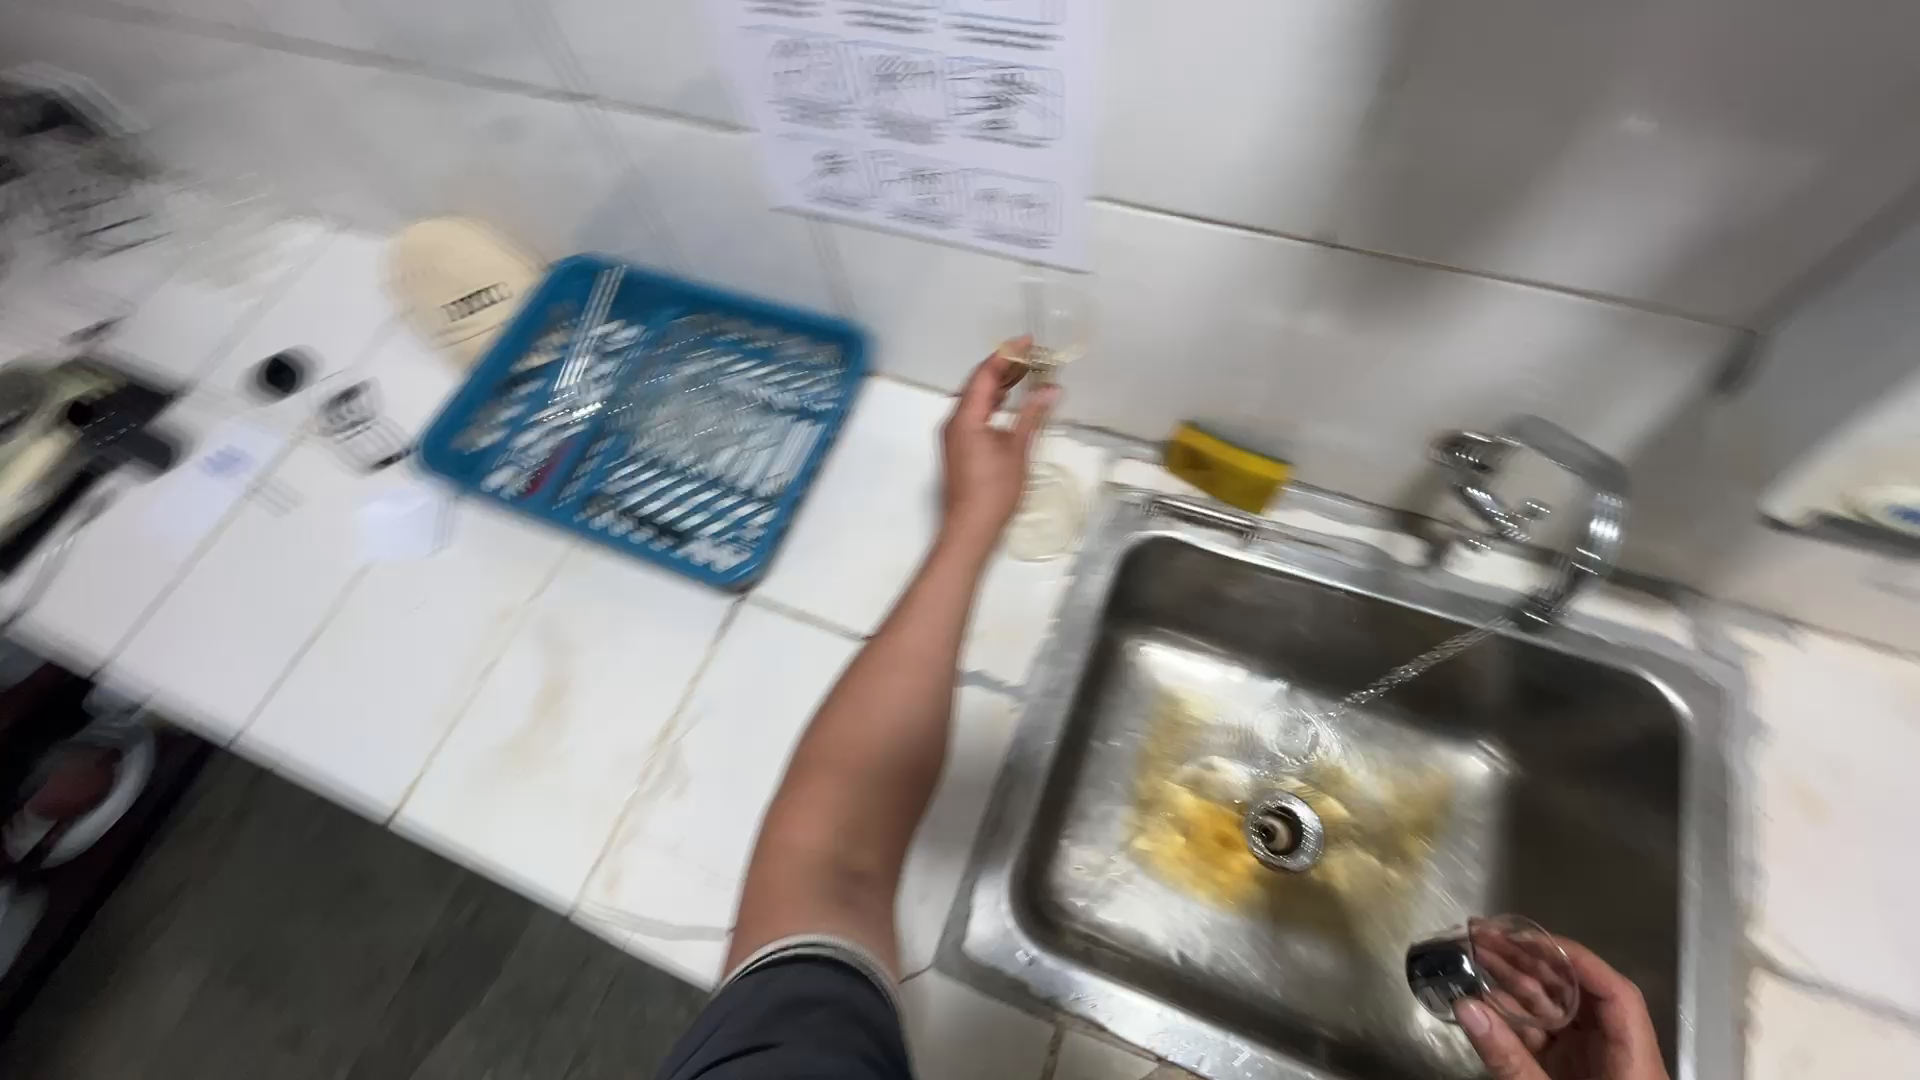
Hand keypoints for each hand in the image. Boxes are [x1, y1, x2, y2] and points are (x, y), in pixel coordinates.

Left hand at [938, 339, 1057, 550]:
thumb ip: (1032, 415)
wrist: (970, 528)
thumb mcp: (1017, 450)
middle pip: (977, 384)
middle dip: (1004, 368)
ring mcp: (953, 436)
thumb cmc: (994, 491)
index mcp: (965, 417)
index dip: (1007, 354)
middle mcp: (953, 422)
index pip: (984, 374)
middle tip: (1032, 358)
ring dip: (998, 386)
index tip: (1028, 342)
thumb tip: (1051, 390)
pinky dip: (992, 404)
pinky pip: (974, 415)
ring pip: (974, 400)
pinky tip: (1010, 404)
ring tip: (1026, 375)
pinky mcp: (958, 449)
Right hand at [1456, 938, 1668, 1079]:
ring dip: (1515, 980)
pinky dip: (1514, 1010)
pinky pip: (1546, 1032)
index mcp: (1633, 1064)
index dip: (1574, 959)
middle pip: (1579, 993)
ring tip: (1473, 954)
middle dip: (1528, 960)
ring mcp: (1596, 1065)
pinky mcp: (1574, 1075)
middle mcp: (1619, 1056)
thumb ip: (1509, 1060)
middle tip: (1481, 936)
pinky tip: (1483, 995)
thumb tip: (1464, 1004)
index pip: (1616, 995)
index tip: (1525, 938)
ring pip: (1558, 1009)